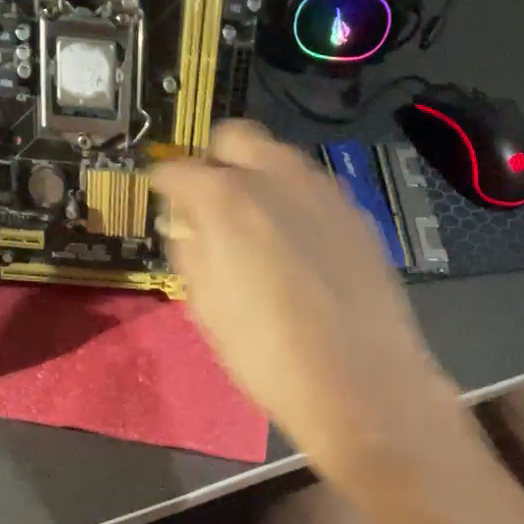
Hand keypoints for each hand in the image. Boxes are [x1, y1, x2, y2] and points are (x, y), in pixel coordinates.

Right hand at [151, 121, 469, 483]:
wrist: (360, 384)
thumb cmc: (270, 359)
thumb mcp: (208, 314)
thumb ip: (191, 255)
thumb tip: (187, 228)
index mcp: (227, 202)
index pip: (178, 170)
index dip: (164, 185)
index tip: (163, 202)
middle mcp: (277, 179)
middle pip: (235, 139)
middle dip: (215, 163)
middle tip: (209, 206)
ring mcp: (325, 193)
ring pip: (281, 159)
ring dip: (258, 179)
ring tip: (254, 228)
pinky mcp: (358, 215)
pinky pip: (315, 190)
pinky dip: (295, 203)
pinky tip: (297, 246)